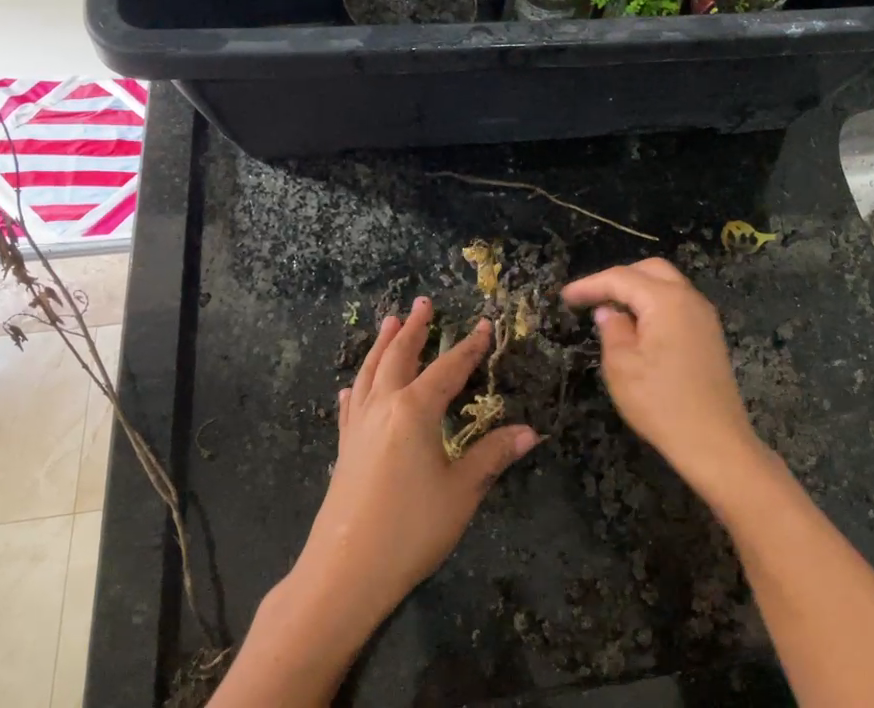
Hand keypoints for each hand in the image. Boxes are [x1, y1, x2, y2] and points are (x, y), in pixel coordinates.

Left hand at [291, 298, 538, 630]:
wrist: (346, 569)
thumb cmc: (411, 527)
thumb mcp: (462, 492)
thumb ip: (491, 456)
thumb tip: (529, 432)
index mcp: (415, 410)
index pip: (447, 369)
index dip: (468, 347)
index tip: (484, 326)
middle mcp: (383, 407)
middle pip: (398, 357)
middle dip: (414, 329)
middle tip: (424, 303)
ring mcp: (358, 427)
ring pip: (369, 373)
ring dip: (381, 345)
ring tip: (390, 321)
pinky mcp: (344, 449)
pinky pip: (350, 405)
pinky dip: (356, 387)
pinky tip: (351, 385)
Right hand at [562, 259, 761, 482]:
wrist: (714, 441)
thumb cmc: (661, 403)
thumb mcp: (621, 367)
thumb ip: (612, 329)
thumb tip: (608, 311)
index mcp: (666, 300)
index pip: (621, 278)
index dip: (589, 284)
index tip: (564, 296)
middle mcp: (689, 299)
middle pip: (649, 270)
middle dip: (617, 279)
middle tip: (590, 298)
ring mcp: (704, 316)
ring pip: (667, 285)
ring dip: (637, 290)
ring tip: (610, 310)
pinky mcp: (709, 335)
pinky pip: (678, 304)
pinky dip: (654, 305)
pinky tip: (638, 327)